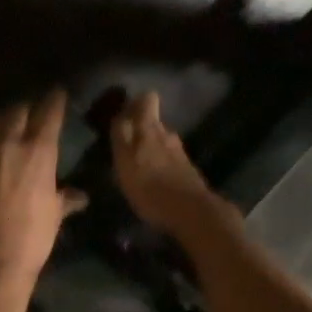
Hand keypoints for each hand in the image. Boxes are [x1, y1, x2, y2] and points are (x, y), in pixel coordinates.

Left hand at [0, 90, 86, 289]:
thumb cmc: (33, 237)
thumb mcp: (55, 216)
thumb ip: (65, 199)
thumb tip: (80, 196)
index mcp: (38, 152)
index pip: (48, 113)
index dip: (54, 100)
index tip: (57, 93)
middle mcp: (8, 144)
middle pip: (15, 110)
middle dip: (25, 109)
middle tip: (30, 114)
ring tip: (4, 127)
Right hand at [110, 92, 220, 233]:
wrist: (190, 211)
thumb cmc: (150, 187)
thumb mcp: (125, 161)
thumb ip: (122, 135)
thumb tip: (120, 114)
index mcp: (150, 129)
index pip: (147, 100)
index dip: (136, 102)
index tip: (124, 112)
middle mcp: (167, 135)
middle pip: (154, 121)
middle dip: (141, 127)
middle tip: (126, 142)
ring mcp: (180, 153)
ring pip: (162, 140)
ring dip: (151, 147)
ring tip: (138, 164)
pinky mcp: (187, 170)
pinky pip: (169, 158)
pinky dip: (160, 163)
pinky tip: (153, 178)